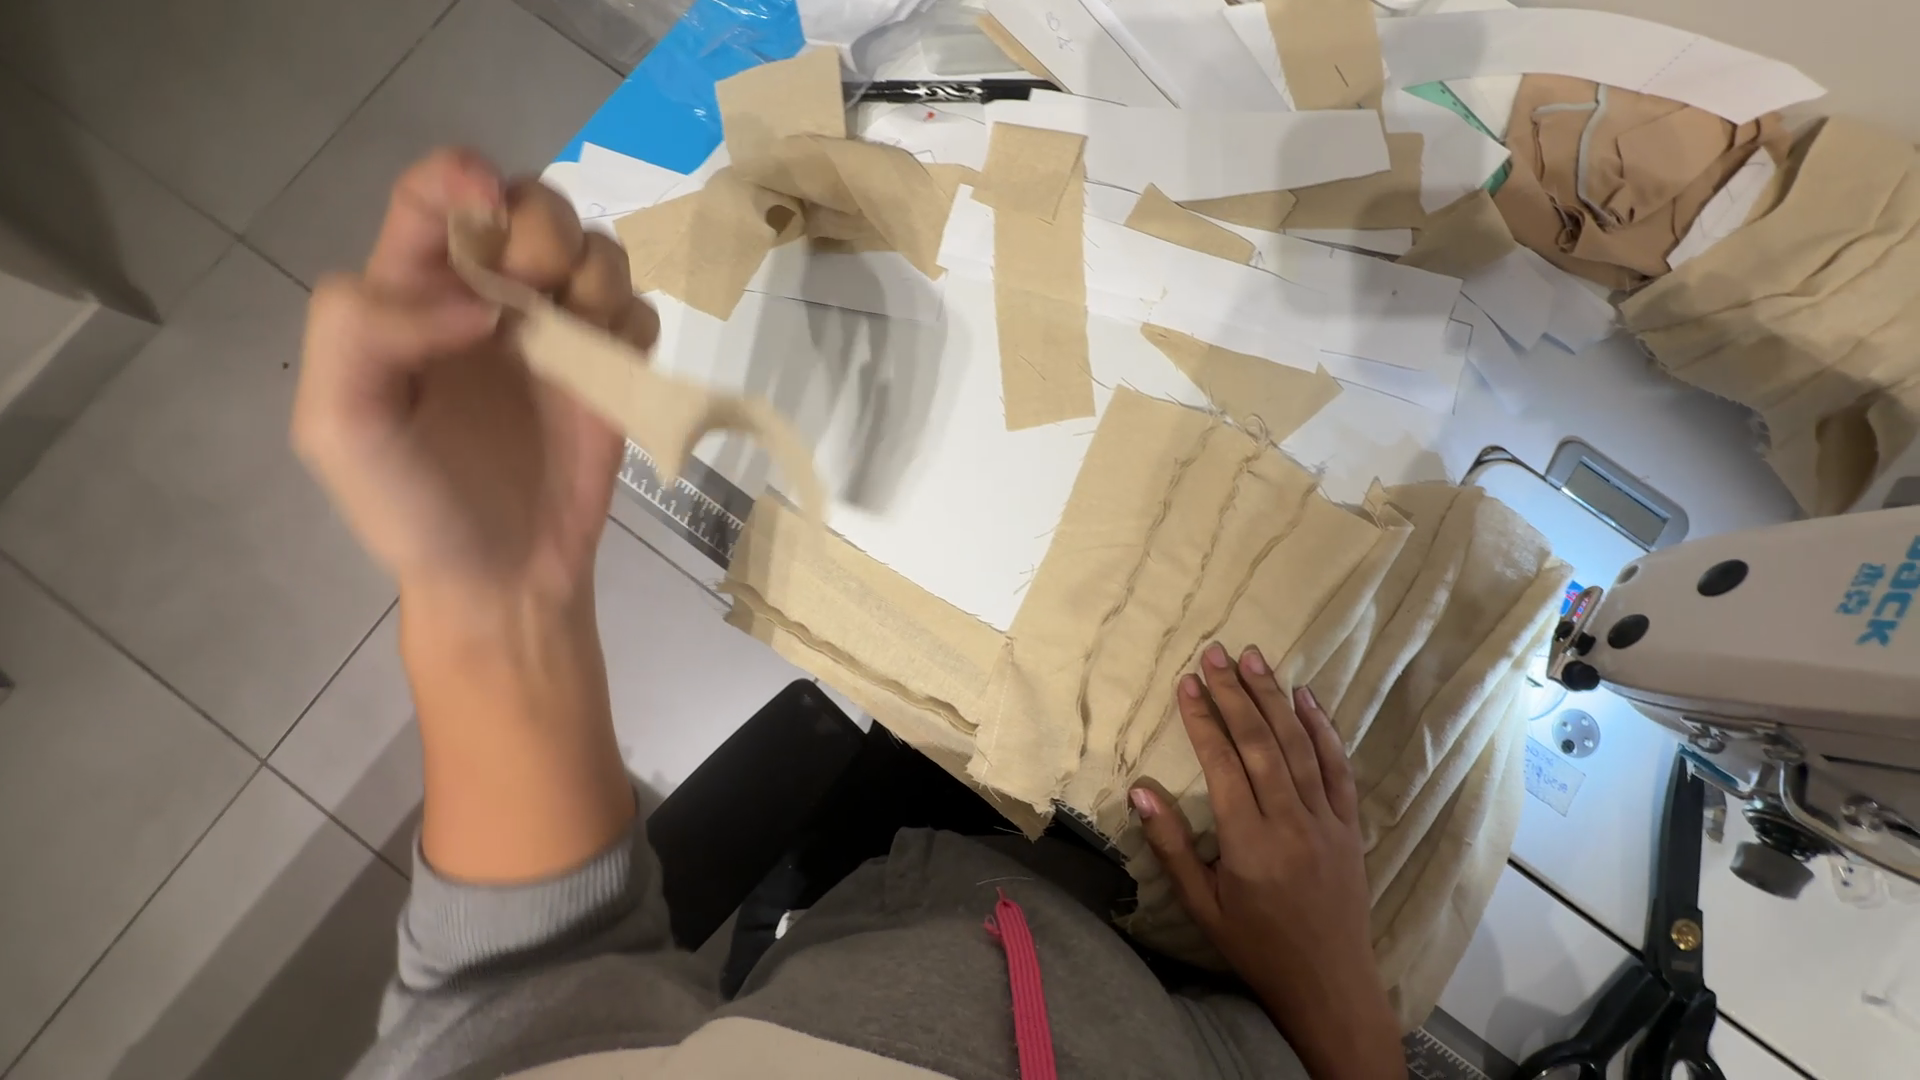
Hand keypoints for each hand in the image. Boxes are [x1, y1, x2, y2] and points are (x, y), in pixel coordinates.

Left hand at [293, 148, 659, 614]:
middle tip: (533, 296)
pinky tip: (610, 368)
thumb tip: (480, 306)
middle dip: (543, 231)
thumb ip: (365, 332)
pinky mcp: (615, 374)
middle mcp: (493, 302)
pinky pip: (642, 314)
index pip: (436, 196)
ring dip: (596, 276)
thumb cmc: (414, 508)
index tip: (491, 209)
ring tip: (577, 339)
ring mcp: (561, 337)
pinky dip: (634, 325)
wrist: (506, 576)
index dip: (463, 177)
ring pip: (600, 251)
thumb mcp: (338, 425)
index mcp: (414, 296)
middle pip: (535, 206)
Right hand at [1131, 643, 1404, 1079]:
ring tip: (1253, 659)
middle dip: (1234, 693)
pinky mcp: (1350, 825)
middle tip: (1215, 653)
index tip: (1186, 683)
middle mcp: (1291, 822)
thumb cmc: (1256, 946)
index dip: (1202, 720)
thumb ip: (1170, 847)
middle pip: (1261, 743)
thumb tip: (1138, 792)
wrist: (1332, 986)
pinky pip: (1338, 767)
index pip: (1223, 765)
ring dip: (1274, 697)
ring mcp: (1326, 820)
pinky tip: (1307, 697)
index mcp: (1250, 843)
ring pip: (1298, 745)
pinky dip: (1323, 728)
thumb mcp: (1202, 905)